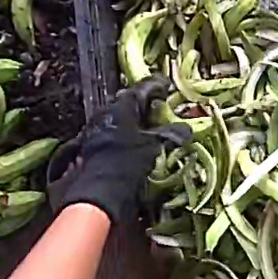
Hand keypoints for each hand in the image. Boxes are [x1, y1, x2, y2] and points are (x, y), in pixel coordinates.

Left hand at [46, 77, 191, 224]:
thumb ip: (170, 135)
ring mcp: (96, 130)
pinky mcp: (91, 148)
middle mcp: (105, 114)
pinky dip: (127, 135)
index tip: (167, 85)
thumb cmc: (127, 164)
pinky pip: (113, 133)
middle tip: (160, 104)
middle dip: (144, 104)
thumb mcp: (153, 147)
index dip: (156, 87)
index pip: (141, 90)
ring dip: (135, 120)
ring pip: (120, 119)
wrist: (98, 192)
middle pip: (128, 103)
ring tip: (150, 125)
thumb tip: (186, 129)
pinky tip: (135, 143)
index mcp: (121, 107)